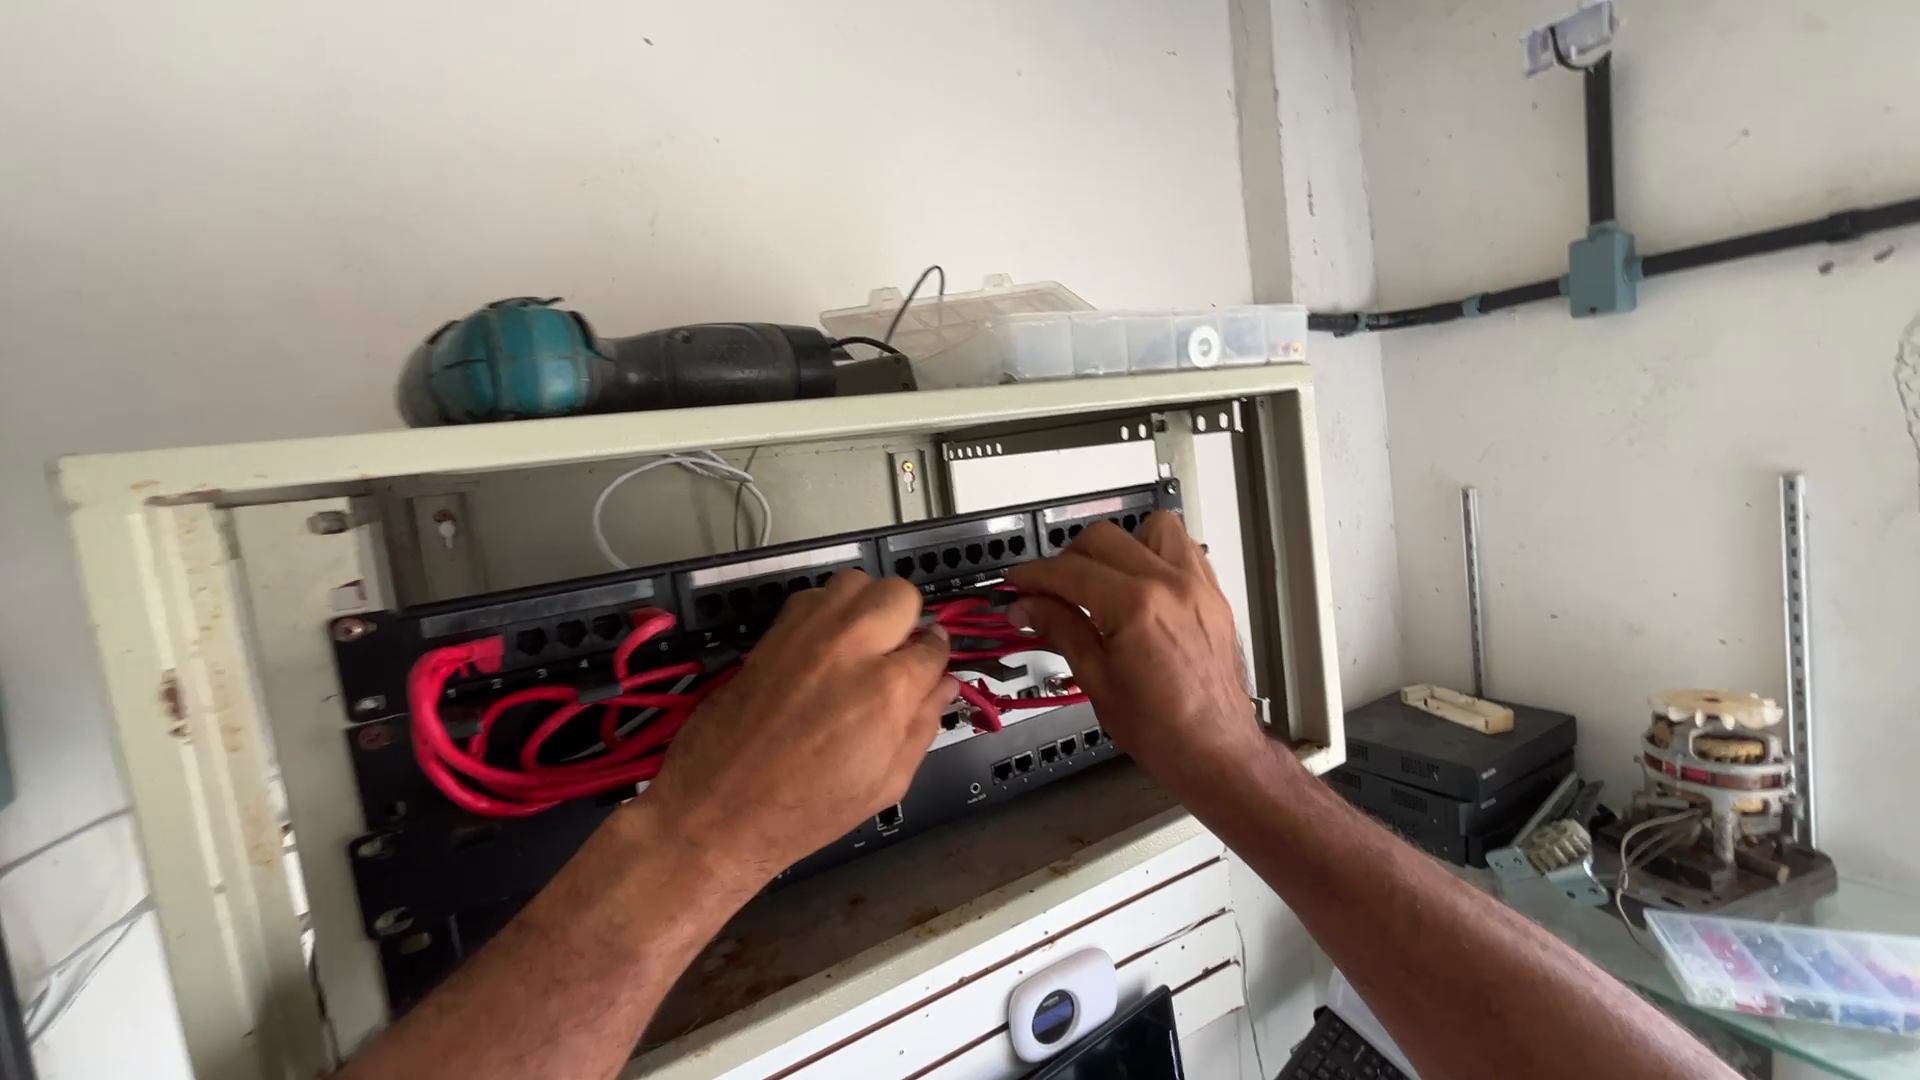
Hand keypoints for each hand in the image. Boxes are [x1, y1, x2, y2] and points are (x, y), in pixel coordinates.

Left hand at [642, 571, 956, 883]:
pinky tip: (825, 645)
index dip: (936, 657)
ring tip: (862, 642)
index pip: (933, 646)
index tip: (930, 665)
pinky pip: (814, 595)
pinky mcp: (773, 633)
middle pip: (899, 593)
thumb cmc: (807, 810)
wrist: (718, 809)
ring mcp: (807, 634)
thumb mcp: (888, 783)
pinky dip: (829, 610)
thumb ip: (924, 725)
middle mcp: (850, 647)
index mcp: (887, 689)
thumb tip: (945, 685)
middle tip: (897, 651)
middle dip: (908, 619)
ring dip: (868, 605)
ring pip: (856, 582)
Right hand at [1004, 512, 1279, 804]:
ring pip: (1150, 528)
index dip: (1033, 575)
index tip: (1018, 583)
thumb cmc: (1163, 730)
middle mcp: (1170, 585)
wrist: (1216, 753)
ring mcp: (1197, 586)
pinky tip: (1140, 580)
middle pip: (1102, 538)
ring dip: (1119, 545)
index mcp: (1135, 606)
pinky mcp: (1213, 595)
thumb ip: (1061, 628)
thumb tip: (1029, 606)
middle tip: (1049, 588)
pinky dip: (1156, 553)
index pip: (1069, 571)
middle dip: (1066, 559)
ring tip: (1101, 576)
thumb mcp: (1096, 679)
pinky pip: (1184, 549)